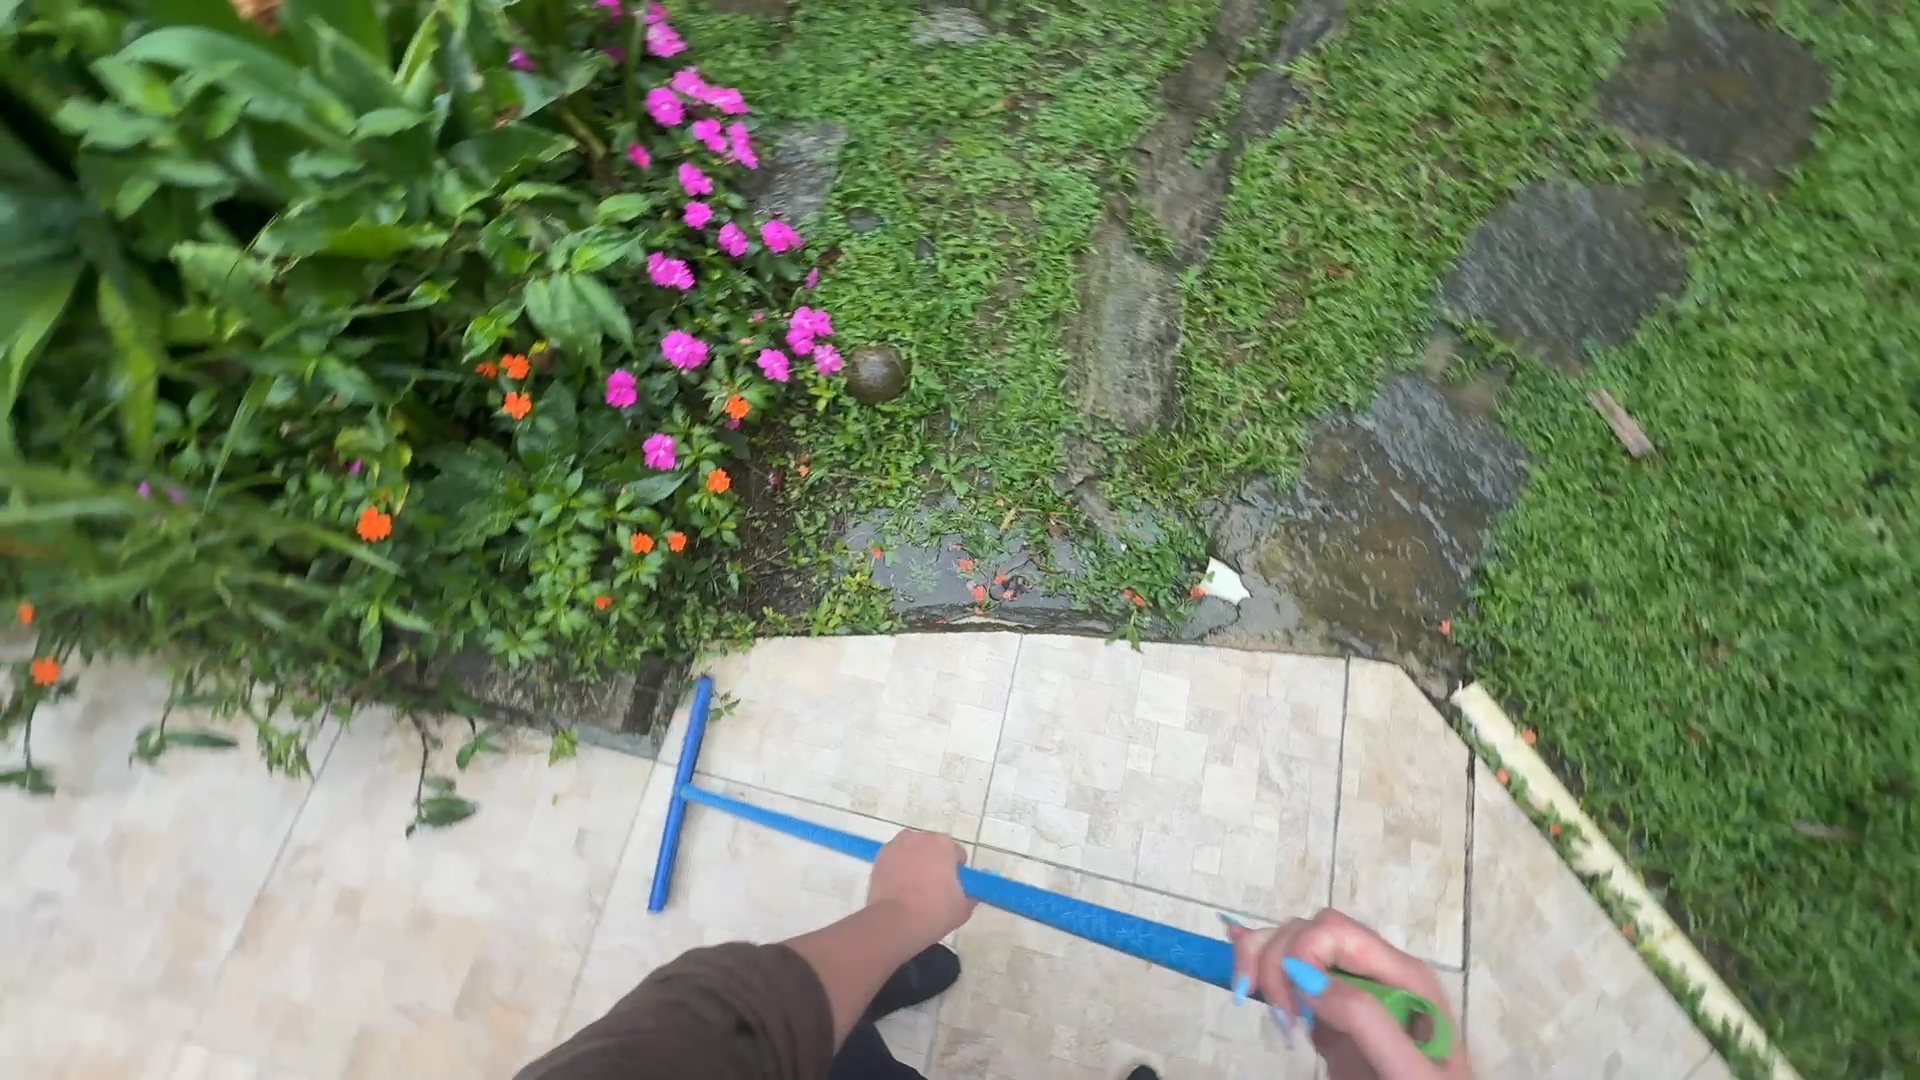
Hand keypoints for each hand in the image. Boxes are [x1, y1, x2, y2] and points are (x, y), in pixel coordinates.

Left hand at [866, 829, 976, 941]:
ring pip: (913, 850)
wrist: (895, 922)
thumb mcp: (963, 908)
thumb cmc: (934, 912)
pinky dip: (899, 866)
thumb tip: (971, 891)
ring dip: (916, 861)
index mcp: (944, 845)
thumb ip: (971, 894)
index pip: (956, 854)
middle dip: (935, 862)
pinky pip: (896, 857)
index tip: (952, 888)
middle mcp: (921, 837)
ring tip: (913, 887)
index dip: (956, 871)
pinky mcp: (881, 855)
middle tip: (933, 888)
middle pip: (933, 848)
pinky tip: (898, 886)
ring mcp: (898, 844)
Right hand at [1228, 909, 1471, 1079]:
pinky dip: (1256, 963)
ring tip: (1259, 1008)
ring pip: (1289, 942)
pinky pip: (1286, 970)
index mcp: (1402, 975)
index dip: (1301, 951)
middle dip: (1276, 962)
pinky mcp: (1327, 1011)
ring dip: (1261, 964)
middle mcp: (1373, 971)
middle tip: (1281, 1024)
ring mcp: (1348, 989)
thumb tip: (1304, 976)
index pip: (1336, 930)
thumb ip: (1365, 1020)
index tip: (1294, 1009)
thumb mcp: (1411, 1076)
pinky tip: (1241, 972)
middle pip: (1306, 930)